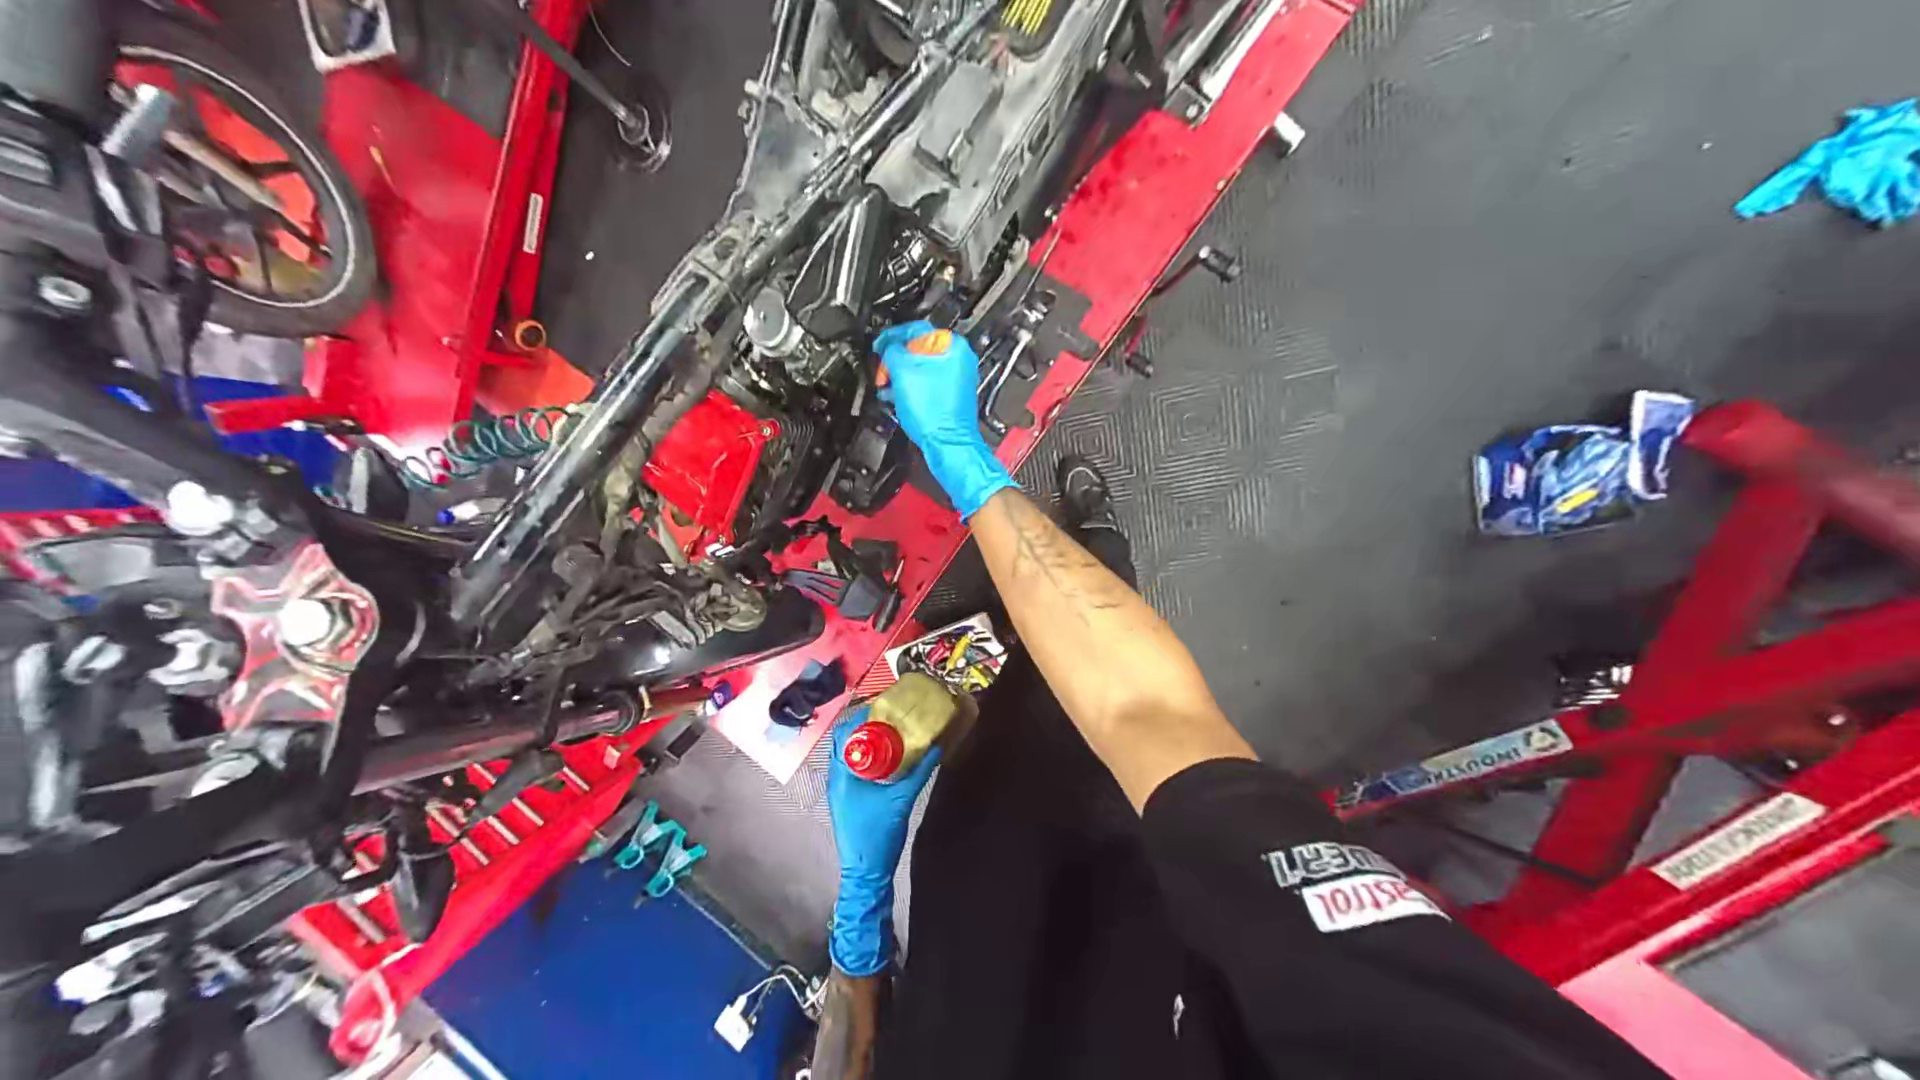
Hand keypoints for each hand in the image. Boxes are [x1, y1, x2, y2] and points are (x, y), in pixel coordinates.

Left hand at [826, 706, 942, 975]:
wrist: (865, 874)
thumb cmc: (877, 834)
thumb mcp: (901, 800)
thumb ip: (918, 772)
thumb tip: (936, 745)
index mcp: (842, 772)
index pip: (844, 732)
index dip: (862, 715)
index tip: (884, 703)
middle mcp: (837, 776)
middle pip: (848, 740)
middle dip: (868, 725)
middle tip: (892, 714)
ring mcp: (841, 788)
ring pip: (852, 753)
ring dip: (870, 740)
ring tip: (894, 730)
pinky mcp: (849, 797)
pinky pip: (857, 767)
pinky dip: (872, 757)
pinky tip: (891, 756)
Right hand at [873, 320, 1016, 518]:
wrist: (948, 445)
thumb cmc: (934, 414)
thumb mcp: (903, 373)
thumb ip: (892, 352)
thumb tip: (887, 347)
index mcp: (952, 347)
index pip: (916, 329)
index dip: (891, 337)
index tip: (879, 346)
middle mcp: (959, 360)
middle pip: (918, 348)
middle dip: (895, 360)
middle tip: (882, 369)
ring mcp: (956, 379)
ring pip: (920, 367)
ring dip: (899, 375)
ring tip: (886, 385)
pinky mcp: (950, 396)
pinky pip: (925, 383)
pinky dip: (909, 387)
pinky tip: (896, 397)